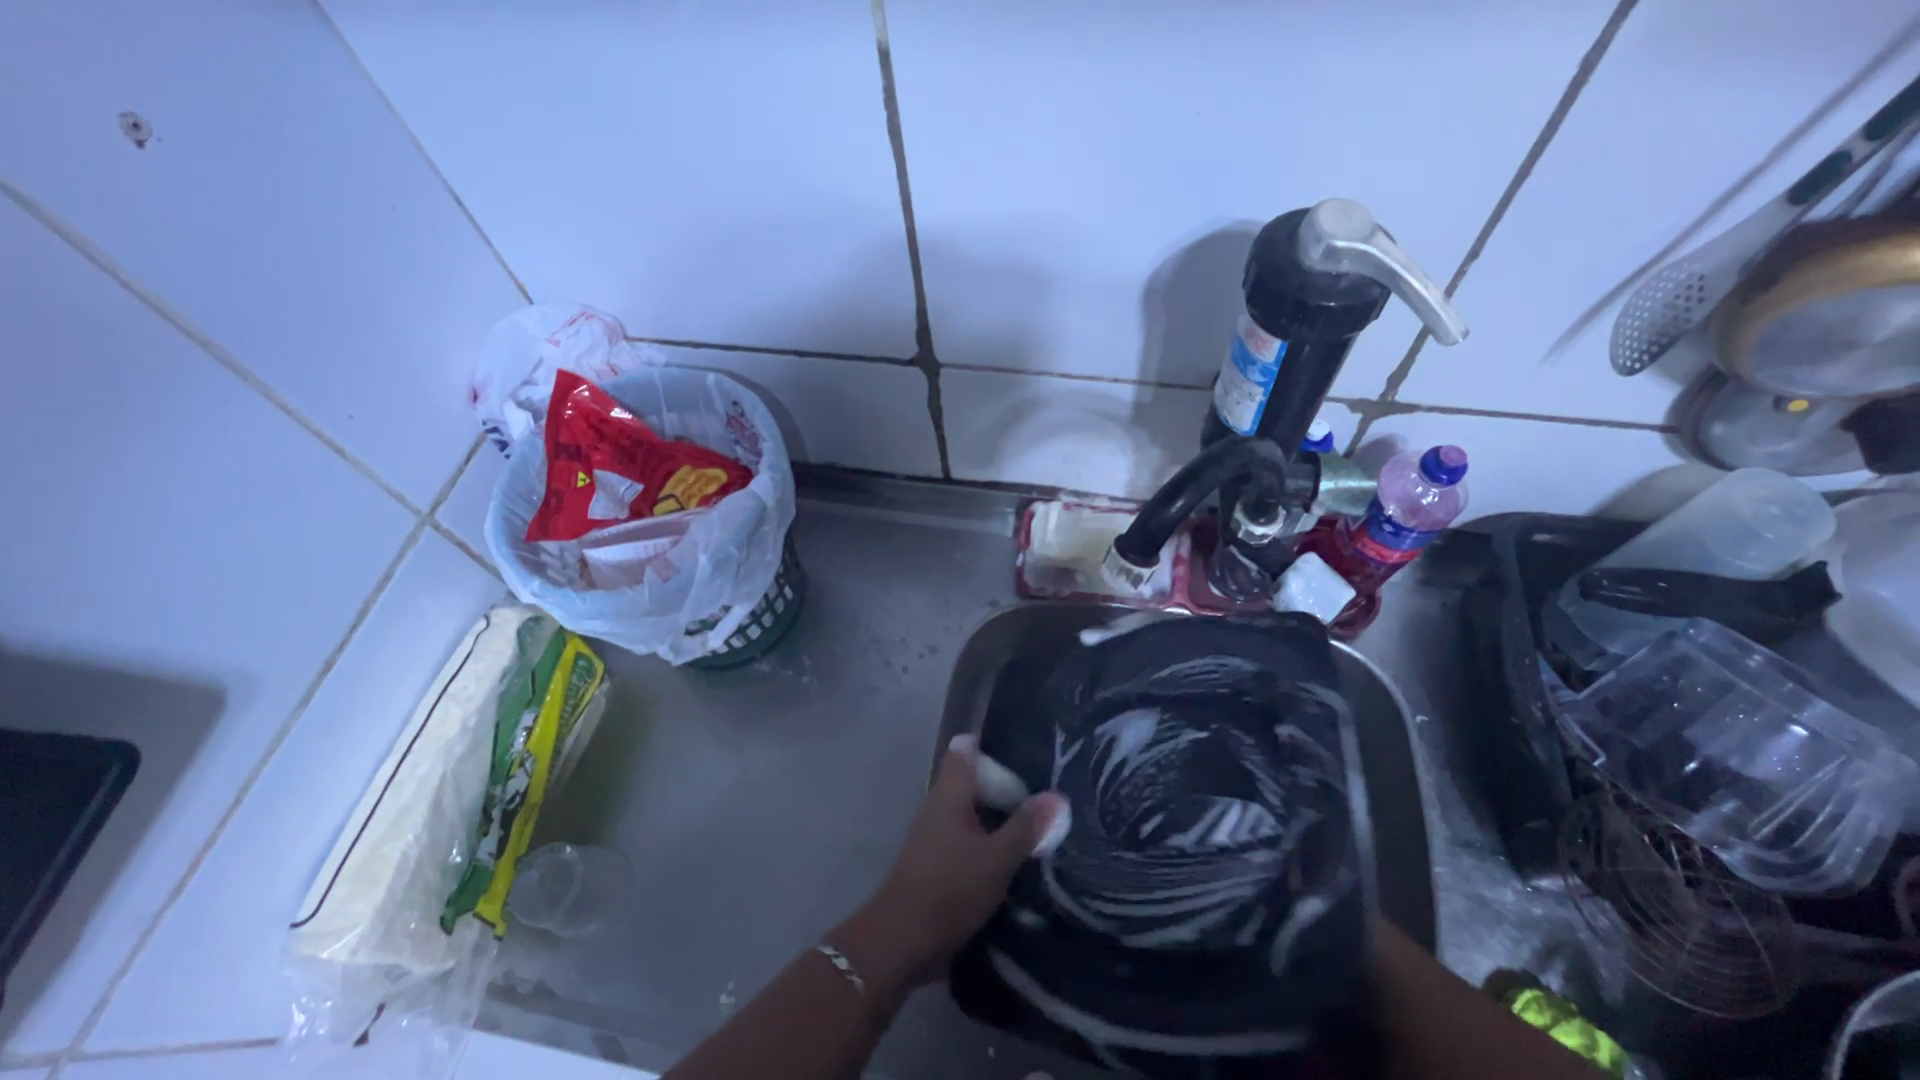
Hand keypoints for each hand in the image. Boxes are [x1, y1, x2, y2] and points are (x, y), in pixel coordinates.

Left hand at [828, 736, 1068, 997]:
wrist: (902, 942)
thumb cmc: (949, 889)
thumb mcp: (997, 858)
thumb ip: (1026, 827)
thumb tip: (1058, 796)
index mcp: (949, 794)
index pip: (965, 750)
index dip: (991, 744)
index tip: (1027, 750)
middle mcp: (939, 808)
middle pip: (973, 783)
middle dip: (1007, 787)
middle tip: (1049, 790)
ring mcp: (935, 838)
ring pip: (973, 815)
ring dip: (1001, 819)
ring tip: (1042, 823)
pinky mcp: (938, 866)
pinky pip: (970, 842)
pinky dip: (991, 844)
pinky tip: (1019, 858)